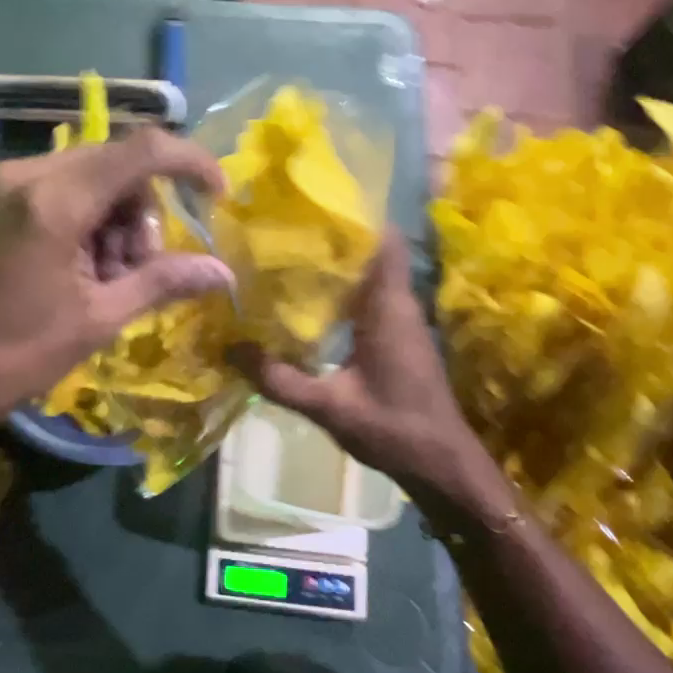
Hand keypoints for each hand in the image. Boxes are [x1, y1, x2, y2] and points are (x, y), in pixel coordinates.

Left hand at [0, 127, 234, 459]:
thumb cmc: (12, 358)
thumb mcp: (95, 321)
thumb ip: (161, 283)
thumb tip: (223, 272)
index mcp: (53, 200)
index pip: (142, 150)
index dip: (191, 163)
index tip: (217, 197)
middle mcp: (23, 174)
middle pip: (112, 163)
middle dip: (141, 210)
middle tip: (136, 271)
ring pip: (81, 177)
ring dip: (109, 219)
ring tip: (102, 281)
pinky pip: (49, 191)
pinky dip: (76, 220)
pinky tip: (71, 271)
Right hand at [230, 232, 507, 513]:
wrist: (443, 466)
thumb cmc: (395, 429)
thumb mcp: (330, 407)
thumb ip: (280, 380)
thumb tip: (229, 349)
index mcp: (388, 308)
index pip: (382, 241)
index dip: (352, 217)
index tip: (308, 205)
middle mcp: (397, 305)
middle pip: (368, 253)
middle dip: (329, 239)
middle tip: (279, 231)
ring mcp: (398, 322)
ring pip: (365, 277)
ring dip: (332, 268)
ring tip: (282, 260)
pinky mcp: (394, 340)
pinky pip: (364, 301)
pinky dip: (337, 295)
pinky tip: (302, 306)